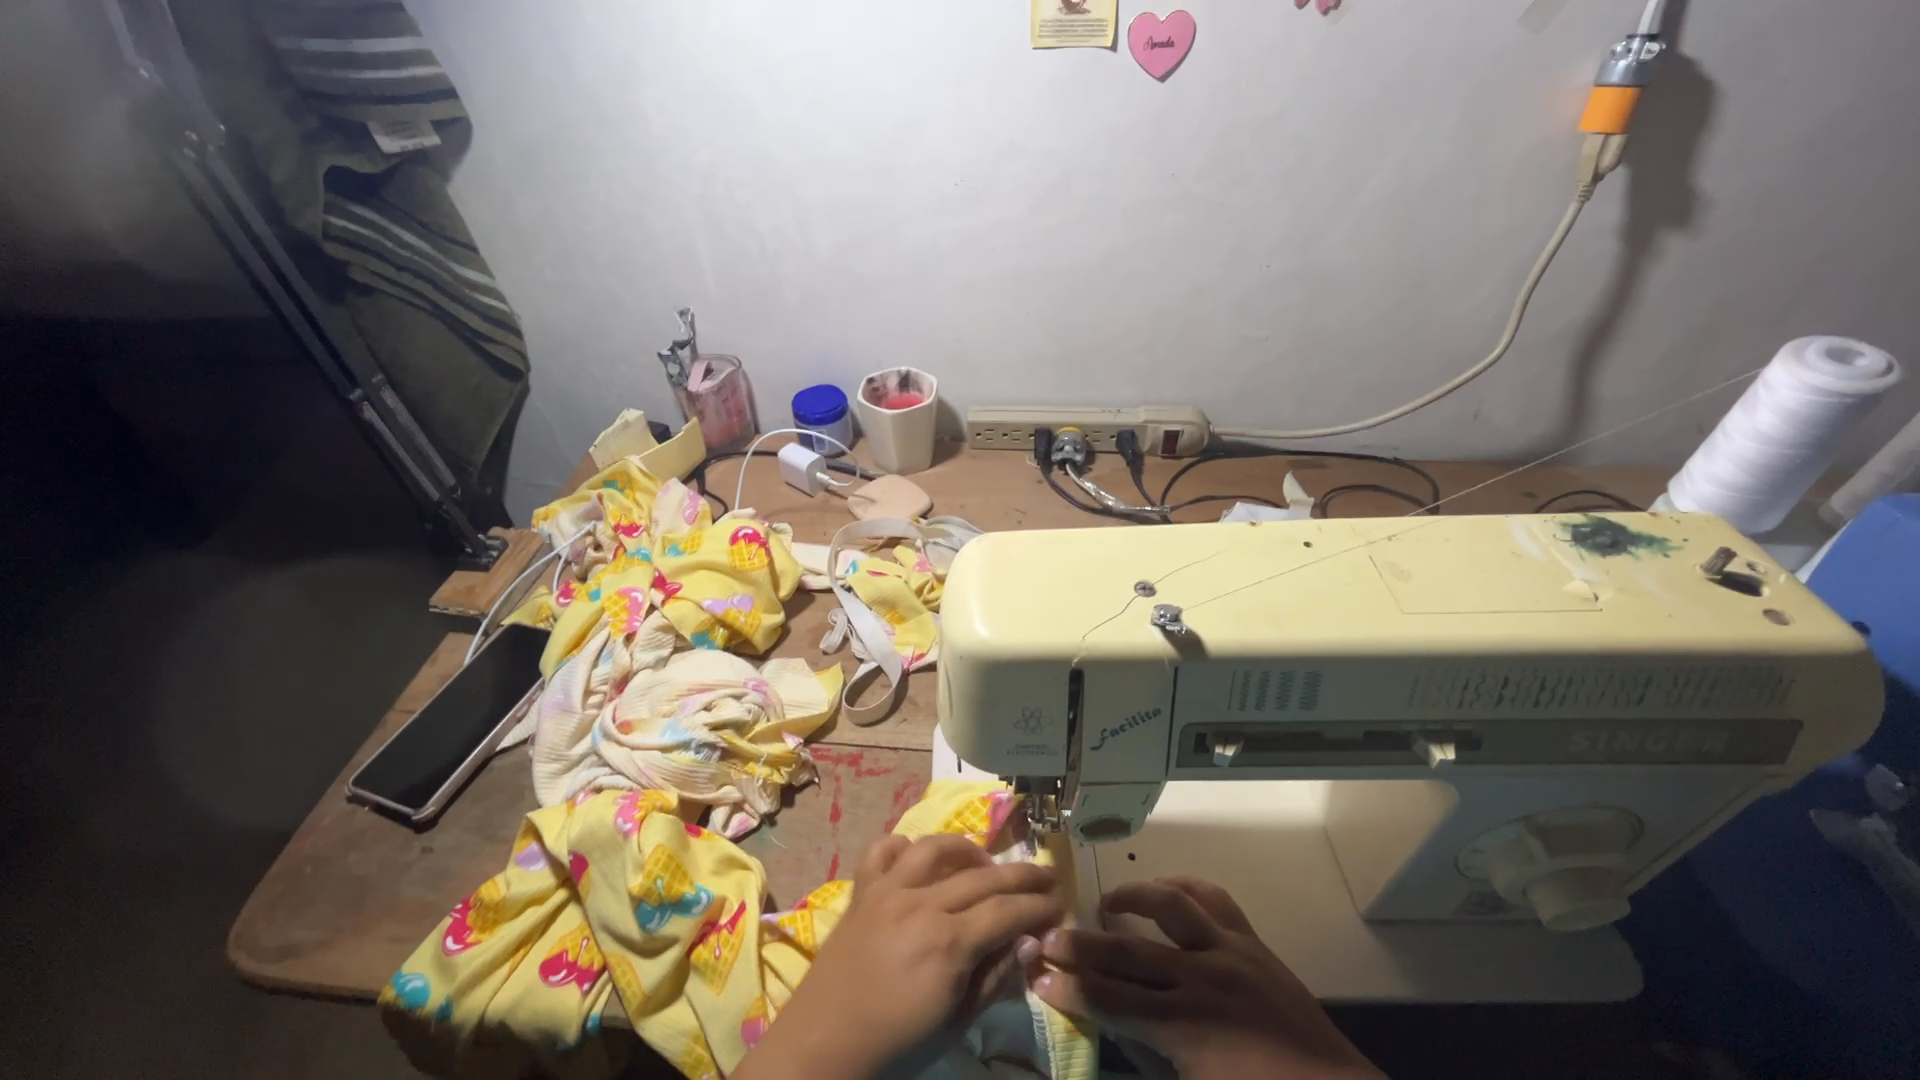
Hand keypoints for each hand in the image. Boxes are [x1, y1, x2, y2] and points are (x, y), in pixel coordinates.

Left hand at [737, 834, 1061, 1079]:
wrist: (822, 1049)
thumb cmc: (895, 1047)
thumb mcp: (955, 1024)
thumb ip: (993, 978)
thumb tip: (1028, 942)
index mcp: (947, 942)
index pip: (1007, 911)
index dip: (1038, 906)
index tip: (1060, 904)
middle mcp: (919, 904)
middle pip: (981, 876)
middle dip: (1021, 875)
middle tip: (1047, 875)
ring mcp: (886, 892)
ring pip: (934, 849)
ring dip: (967, 850)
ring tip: (986, 864)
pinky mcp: (860, 893)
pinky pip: (882, 851)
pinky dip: (903, 846)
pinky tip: (918, 857)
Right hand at [1026, 877, 1381, 1079]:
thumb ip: (1149, 1057)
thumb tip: (1114, 1026)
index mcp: (1187, 1027)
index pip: (1112, 1002)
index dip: (1071, 990)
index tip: (1038, 978)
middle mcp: (1203, 979)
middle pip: (1129, 953)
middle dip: (1083, 946)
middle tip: (1050, 936)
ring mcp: (1230, 953)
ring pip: (1170, 907)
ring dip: (1132, 898)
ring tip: (1106, 903)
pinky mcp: (1252, 941)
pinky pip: (1213, 899)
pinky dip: (1182, 888)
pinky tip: (1163, 892)